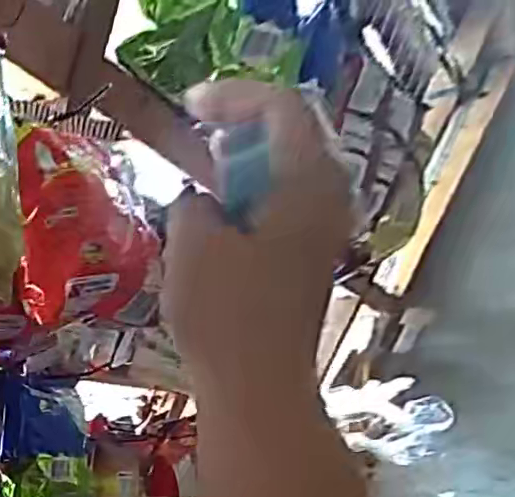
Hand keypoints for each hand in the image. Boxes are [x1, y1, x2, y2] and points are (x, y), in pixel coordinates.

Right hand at [163, 80, 356, 399]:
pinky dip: (245, 199)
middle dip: (241, 128)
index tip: (187, 104)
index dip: (233, 98)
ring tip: (198, 173)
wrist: (255, 380)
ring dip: (241, 166)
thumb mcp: (192, 252)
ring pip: (284, 174)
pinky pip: (278, 207)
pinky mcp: (302, 258)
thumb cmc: (223, 316)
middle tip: (193, 133)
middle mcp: (327, 196)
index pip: (281, 111)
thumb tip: (194, 198)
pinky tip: (213, 218)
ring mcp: (319, 229)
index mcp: (307, 184)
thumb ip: (191, 208)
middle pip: (292, 137)